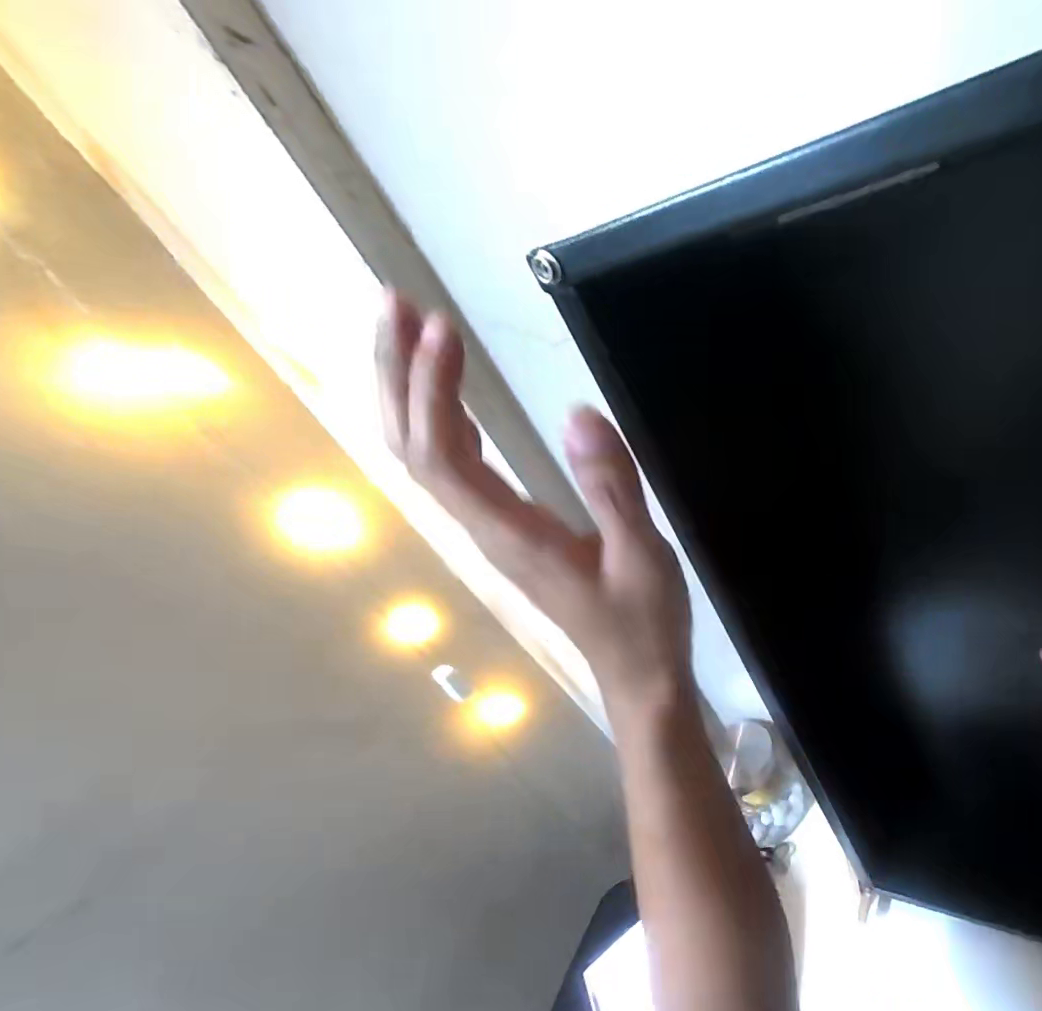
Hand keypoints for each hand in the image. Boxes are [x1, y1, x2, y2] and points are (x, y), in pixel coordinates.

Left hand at [375, 290, 691, 716]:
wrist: (639, 674)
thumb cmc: (643, 620)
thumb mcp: (641, 553)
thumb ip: (611, 487)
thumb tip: (578, 413)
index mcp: (510, 533)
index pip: (443, 453)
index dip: (433, 388)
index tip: (445, 329)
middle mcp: (486, 530)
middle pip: (412, 447)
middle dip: (399, 374)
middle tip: (398, 305)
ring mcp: (494, 533)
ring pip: (427, 457)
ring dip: (414, 393)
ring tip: (417, 334)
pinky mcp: (511, 533)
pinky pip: (455, 470)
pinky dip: (444, 422)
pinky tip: (453, 399)